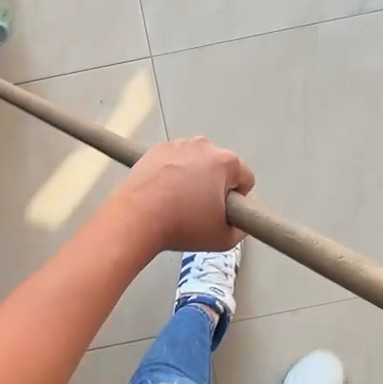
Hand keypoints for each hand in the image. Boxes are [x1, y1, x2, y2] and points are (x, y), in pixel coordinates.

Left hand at [106, 137, 254, 252]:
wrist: (137, 217)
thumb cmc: (183, 226)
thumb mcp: (224, 239)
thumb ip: (241, 228)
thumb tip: (238, 220)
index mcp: (226, 162)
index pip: (245, 179)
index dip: (238, 199)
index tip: (223, 212)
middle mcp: (204, 145)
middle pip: (220, 167)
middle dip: (214, 185)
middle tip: (200, 209)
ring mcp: (178, 144)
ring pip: (195, 161)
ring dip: (193, 176)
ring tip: (178, 202)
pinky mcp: (156, 148)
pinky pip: (173, 160)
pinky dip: (172, 172)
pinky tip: (163, 192)